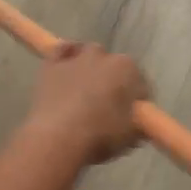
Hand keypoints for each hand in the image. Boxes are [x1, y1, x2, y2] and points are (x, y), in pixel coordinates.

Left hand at [22, 42, 149, 164]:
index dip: (136, 98)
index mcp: (126, 68)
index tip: (133, 115)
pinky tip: (65, 71)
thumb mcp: (131, 135)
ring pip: (87, 54)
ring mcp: (75, 56)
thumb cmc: (100, 135)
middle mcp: (102, 55)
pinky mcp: (52, 63)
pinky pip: (61, 52)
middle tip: (108, 106)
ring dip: (89, 68)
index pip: (138, 81)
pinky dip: (65, 58)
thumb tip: (136, 120)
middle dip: (112, 81)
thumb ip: (137, 121)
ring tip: (85, 91)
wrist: (58, 137)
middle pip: (112, 66)